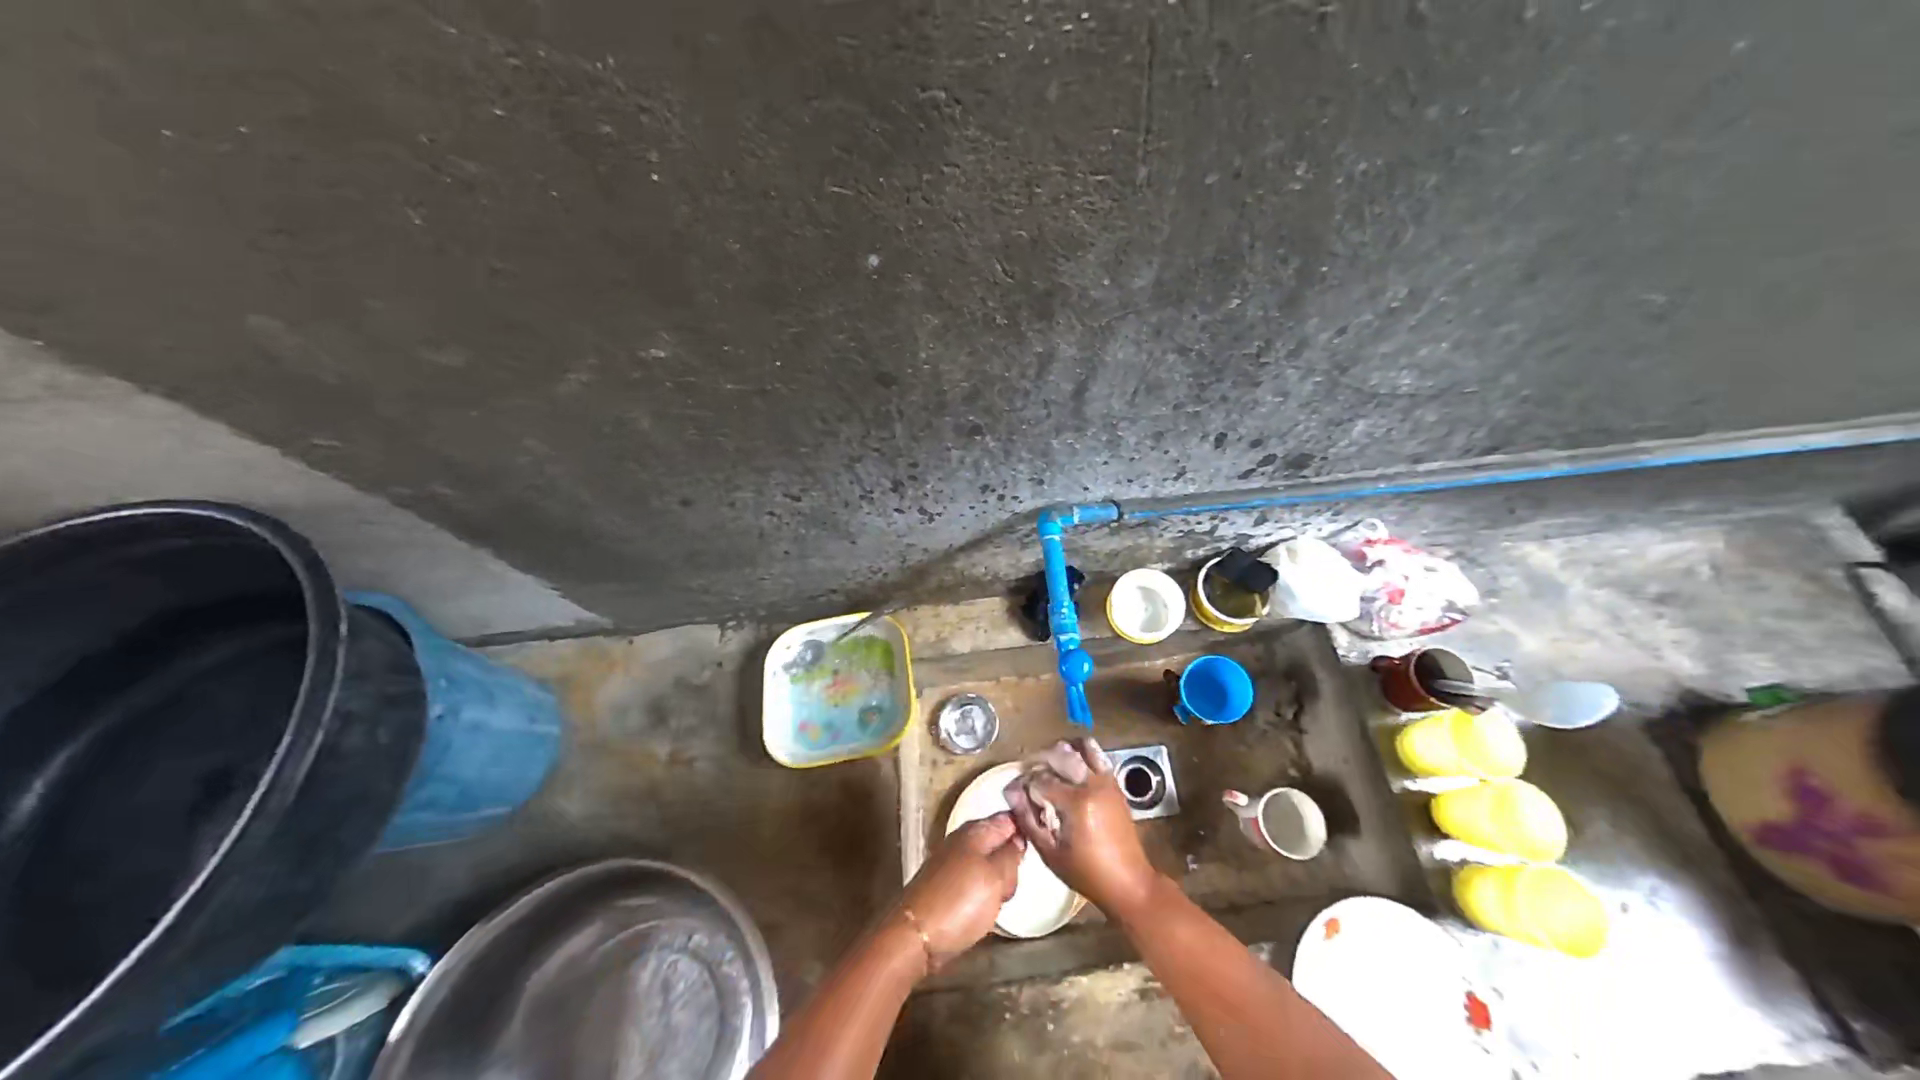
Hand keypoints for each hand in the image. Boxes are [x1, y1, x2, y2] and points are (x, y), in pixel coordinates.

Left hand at [893, 812, 1025, 969]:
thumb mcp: (995, 877)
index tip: (1042, 845)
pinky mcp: (948, 886)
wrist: (916, 936)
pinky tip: (986, 908)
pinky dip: (985, 894)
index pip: (1008, 818)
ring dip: (1000, 882)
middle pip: (1000, 843)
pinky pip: (977, 882)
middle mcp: (962, 841)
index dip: (1026, 828)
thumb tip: (1018, 838)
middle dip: (1012, 861)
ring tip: (1000, 899)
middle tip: (1014, 882)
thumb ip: (1010, 855)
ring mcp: (953, 863)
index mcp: (975, 831)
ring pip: (990, 865)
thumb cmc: (960, 903)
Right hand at [1004, 739, 1160, 919]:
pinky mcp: (1115, 783)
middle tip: (1027, 775)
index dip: (1023, 784)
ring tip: (1049, 767)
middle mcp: (1092, 784)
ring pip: (1081, 747)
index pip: (1040, 778)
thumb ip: (1028, 819)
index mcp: (1076, 802)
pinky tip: (1070, 769)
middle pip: (1058, 754)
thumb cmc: (1087, 873)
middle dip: (1038, 761)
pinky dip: (1081, 753)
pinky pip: (1097, 755)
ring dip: (1061, 751)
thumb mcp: (1050, 853)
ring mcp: (1107, 780)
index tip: (1016, 793)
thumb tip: (1012, 792)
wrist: (1129, 882)